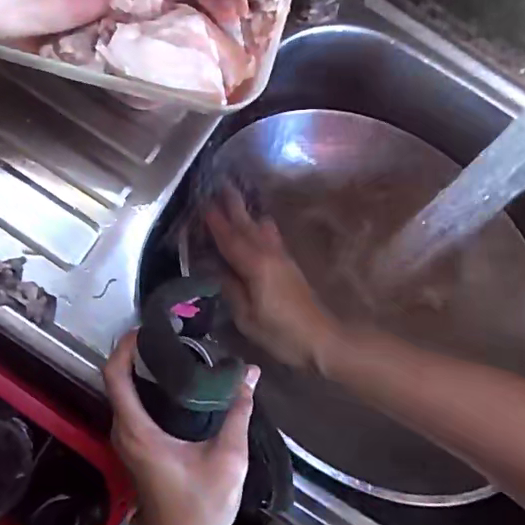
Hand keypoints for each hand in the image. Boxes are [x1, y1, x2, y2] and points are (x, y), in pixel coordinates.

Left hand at [104, 331, 256, 524]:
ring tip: (176, 350)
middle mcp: (124, 431)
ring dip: (142, 368)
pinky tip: (176, 382)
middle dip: (137, 351)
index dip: (126, 346)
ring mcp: (127, 440)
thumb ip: (238, 412)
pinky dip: (146, 386)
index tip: (150, 327)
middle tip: (171, 334)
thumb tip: (251, 373)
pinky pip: (132, 405)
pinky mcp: (136, 447)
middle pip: (117, 379)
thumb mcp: (227, 458)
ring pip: (124, 392)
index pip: (115, 375)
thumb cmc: (200, 508)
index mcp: (137, 430)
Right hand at [202, 188, 340, 372]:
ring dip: (247, 213)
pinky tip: (258, 224)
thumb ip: (230, 288)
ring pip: (260, 228)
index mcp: (255, 266)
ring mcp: (281, 257)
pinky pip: (270, 236)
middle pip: (247, 226)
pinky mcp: (288, 264)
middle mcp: (269, 254)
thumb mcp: (247, 317)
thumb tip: (215, 268)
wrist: (322, 339)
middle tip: (220, 185)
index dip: (215, 223)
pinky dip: (259, 225)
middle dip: (232, 206)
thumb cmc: (281, 333)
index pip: (229, 239)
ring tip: (235, 199)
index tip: (202, 204)